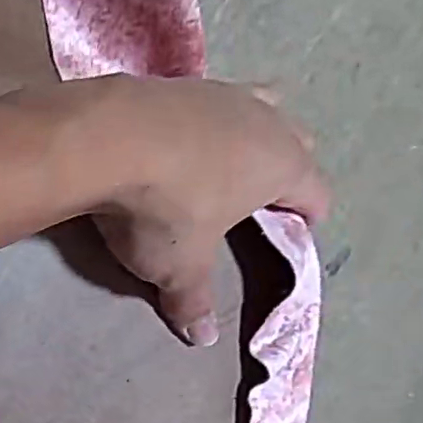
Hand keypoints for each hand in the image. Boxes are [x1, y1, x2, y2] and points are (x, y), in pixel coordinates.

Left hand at [28, 76, 329, 345]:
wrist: (107, 140)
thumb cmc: (163, 208)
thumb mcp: (180, 267)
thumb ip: (194, 301)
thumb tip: (203, 338)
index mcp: (280, 164)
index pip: (315, 191)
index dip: (310, 215)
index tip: (300, 231)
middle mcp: (262, 119)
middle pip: (293, 142)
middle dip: (286, 169)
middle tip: (263, 197)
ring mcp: (220, 92)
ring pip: (255, 109)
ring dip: (246, 135)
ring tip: (225, 162)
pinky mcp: (176, 83)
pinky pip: (204, 104)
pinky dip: (199, 124)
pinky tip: (175, 140)